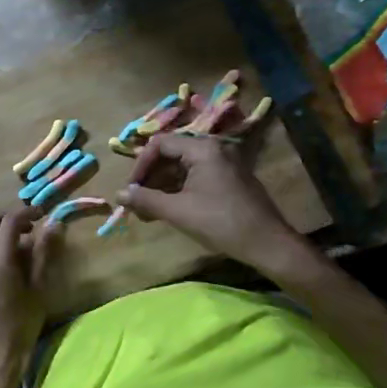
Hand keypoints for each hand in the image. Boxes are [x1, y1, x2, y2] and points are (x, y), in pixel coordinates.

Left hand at [0, 206, 46, 369]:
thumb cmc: (23, 320)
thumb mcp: (39, 285)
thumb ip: (44, 252)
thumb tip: (55, 224)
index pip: (9, 222)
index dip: (27, 212)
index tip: (42, 214)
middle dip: (9, 217)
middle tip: (30, 226)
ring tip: (17, 238)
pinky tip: (3, 253)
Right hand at [119, 133, 308, 273]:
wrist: (266, 242)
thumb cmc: (220, 222)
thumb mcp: (178, 211)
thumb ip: (146, 199)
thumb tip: (120, 194)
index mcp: (203, 148)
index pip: (160, 144)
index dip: (140, 166)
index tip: (131, 190)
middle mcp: (215, 148)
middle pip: (173, 153)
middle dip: (152, 177)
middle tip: (137, 202)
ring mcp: (226, 163)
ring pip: (185, 166)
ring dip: (165, 185)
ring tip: (150, 211)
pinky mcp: (231, 178)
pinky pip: (199, 175)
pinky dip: (181, 189)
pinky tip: (171, 209)